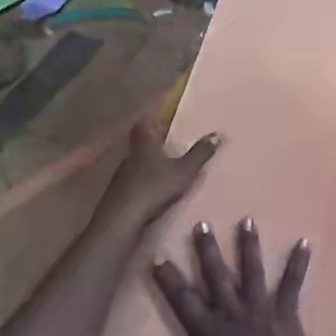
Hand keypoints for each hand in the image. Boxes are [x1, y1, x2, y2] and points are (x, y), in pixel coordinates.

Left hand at [95, 125, 219, 236]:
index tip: (156, 116)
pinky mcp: (117, 197)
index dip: (149, 120)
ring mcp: (121, 178)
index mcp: (144, 146)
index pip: (143, 126)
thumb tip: (217, 133)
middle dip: (151, 145)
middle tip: (166, 144)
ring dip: (147, 167)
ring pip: (135, 166)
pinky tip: (152, 194)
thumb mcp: (185, 170)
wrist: (122, 220)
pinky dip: (142, 185)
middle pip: (138, 146)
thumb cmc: (155, 188)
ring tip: (163, 171)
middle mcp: (129, 158)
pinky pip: (132, 185)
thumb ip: (200, 153)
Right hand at [133, 219, 316, 335]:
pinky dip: (299, 264)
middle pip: (216, 275)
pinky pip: (293, 285)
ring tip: (247, 220)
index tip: (157, 255)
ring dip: (248, 245)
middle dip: (207, 249)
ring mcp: (262, 312)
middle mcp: (232, 314)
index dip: (167, 278)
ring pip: (252, 271)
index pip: (181, 299)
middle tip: (201, 223)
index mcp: (206, 333)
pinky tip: (305, 242)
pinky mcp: (287, 317)